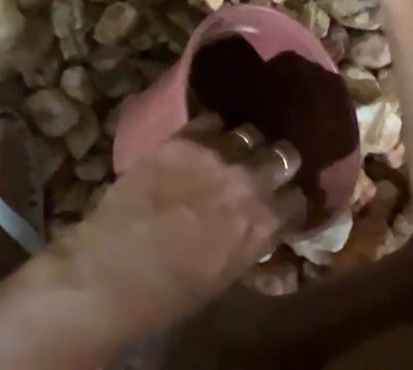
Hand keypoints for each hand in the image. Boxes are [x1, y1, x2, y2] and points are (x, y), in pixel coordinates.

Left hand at [53, 116, 304, 333]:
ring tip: (231, 153)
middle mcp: (250, 180)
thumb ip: (253, 242)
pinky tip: (202, 142)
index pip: (298, 199)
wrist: (113, 270)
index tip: (281, 204)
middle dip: (277, 163)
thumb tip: (264, 229)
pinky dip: (211, 131)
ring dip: (244, 145)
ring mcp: (217, 154)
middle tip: (263, 170)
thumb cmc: (170, 292)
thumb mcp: (227, 276)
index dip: (289, 202)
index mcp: (264, 222)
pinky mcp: (184, 138)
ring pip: (250, 132)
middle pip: (284, 154)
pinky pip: (211, 120)